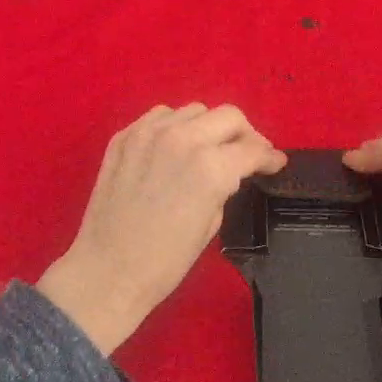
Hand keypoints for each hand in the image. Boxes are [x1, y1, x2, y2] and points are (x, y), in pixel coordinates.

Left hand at [38, 103, 285, 354]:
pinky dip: (175, 126)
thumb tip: (231, 171)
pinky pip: (160, 117)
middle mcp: (182, 138)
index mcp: (211, 166)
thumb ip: (225, 186)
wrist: (107, 271)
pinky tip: (174, 147)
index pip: (252, 148)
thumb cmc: (165, 261)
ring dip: (208, 127)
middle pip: (228, 115)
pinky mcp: (125, 136)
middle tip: (247, 154)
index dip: (269, 156)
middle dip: (244, 134)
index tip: (274, 163)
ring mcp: (149, 132)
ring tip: (207, 149)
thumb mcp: (211, 224)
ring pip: (193, 110)